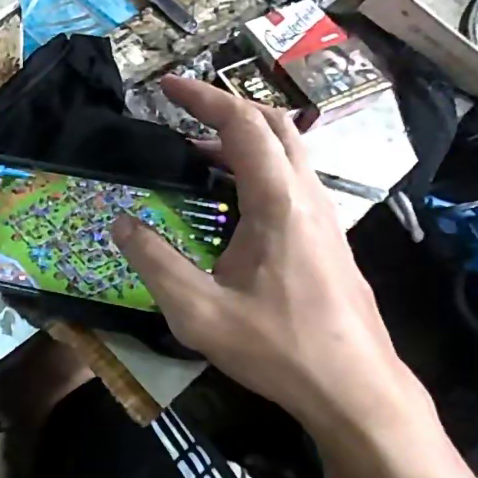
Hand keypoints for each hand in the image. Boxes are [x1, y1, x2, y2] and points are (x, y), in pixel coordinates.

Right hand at [112, 77, 423, 442]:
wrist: (356, 391)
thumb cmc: (277, 349)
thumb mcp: (198, 312)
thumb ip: (154, 263)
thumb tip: (120, 223)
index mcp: (277, 203)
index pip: (242, 126)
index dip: (202, 98)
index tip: (166, 86)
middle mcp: (307, 198)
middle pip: (274, 125)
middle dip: (226, 106)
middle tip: (183, 109)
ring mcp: (325, 217)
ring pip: (289, 150)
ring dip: (244, 137)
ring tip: (197, 150)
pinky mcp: (329, 238)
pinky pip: (293, 178)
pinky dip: (258, 165)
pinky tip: (231, 197)